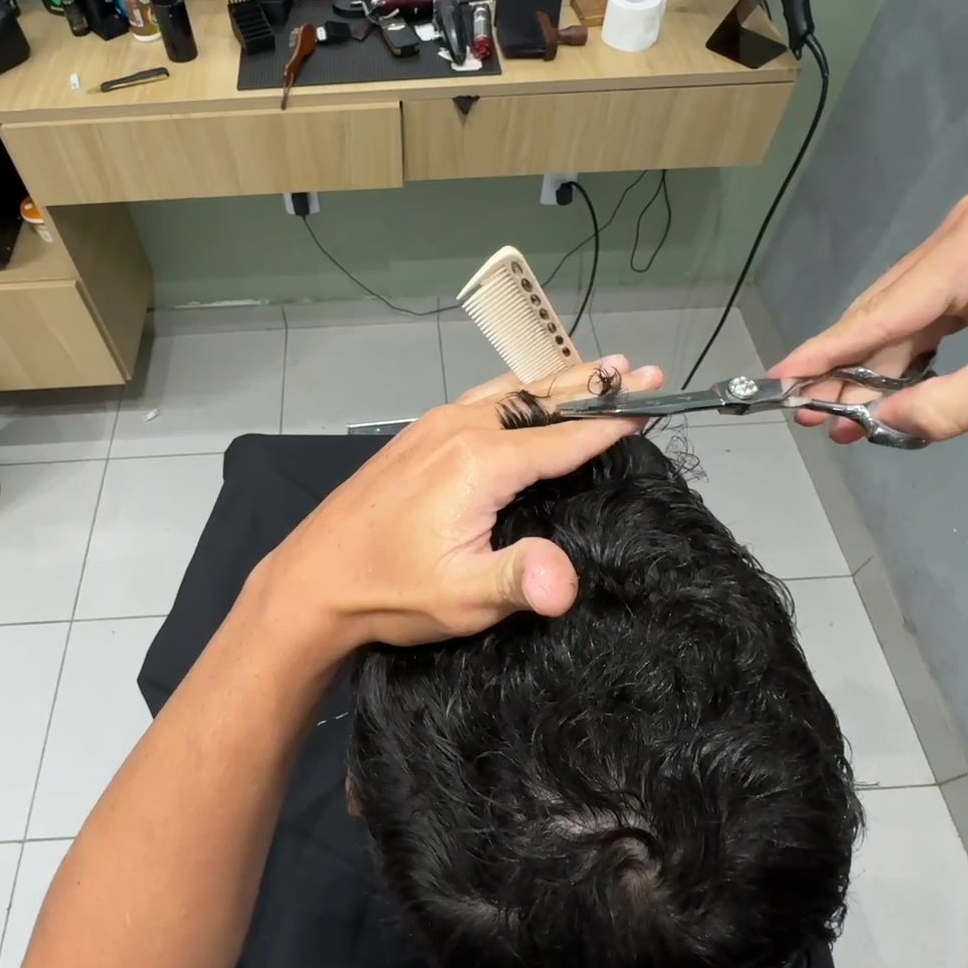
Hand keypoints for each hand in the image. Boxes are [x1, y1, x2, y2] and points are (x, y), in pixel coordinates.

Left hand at [250, 357, 662, 656]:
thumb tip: (568, 584)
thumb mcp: (461, 597)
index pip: (563, 436)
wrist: (313, 578)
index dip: (612, 423)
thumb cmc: (389, 591)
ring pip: (509, 391)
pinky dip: (518, 392)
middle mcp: (459, 428)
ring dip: (556, 381)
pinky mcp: (415, 436)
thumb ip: (518, 581)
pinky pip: (480, 399)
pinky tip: (525, 398)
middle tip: (642, 370)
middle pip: (540, 398)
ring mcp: (432, 426)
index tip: (654, 406)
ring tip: (598, 371)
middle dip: (594, 385)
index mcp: (480, 461)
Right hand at [775, 189, 967, 445]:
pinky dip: (917, 357)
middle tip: (820, 422)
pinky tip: (901, 391)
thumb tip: (875, 429)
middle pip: (885, 314)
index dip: (823, 353)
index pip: (880, 311)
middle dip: (853, 373)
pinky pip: (935, 315)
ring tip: (855, 420)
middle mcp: (967, 230)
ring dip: (883, 371)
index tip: (773, 381)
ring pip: (906, 318)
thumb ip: (946, 407)